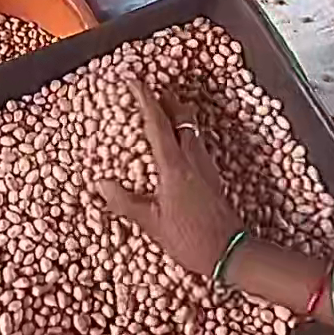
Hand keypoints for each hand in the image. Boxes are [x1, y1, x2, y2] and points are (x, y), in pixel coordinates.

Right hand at [95, 81, 245, 278]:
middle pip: (180, 118)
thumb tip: (102, 184)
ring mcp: (205, 166)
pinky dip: (183, 134)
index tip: (134, 81)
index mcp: (174, 167)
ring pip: (190, 129)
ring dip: (176, 116)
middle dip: (165, 101)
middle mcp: (192, 159)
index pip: (157, 124)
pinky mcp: (212, 176)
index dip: (145, 99)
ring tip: (161, 112)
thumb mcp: (152, 224)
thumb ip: (126, 202)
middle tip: (149, 91)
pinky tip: (177, 145)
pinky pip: (196, 144)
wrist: (231, 254)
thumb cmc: (190, 239)